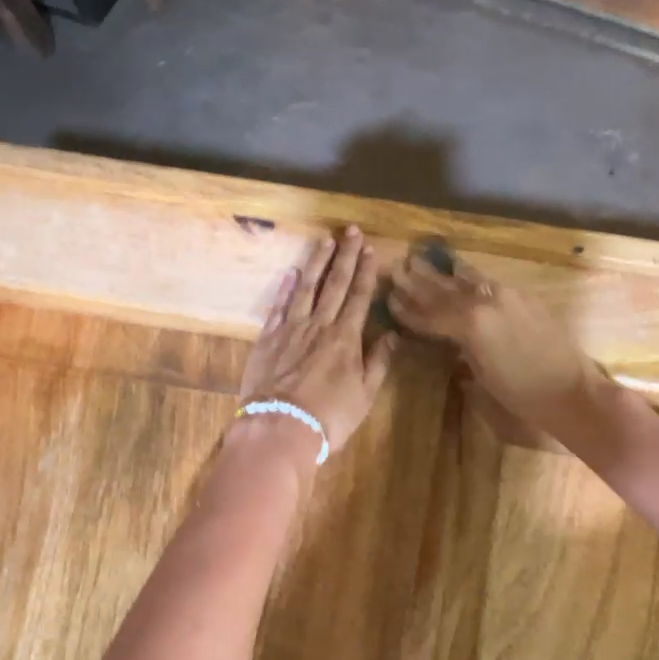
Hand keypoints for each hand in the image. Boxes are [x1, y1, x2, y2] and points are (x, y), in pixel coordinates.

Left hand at [239, 227, 397, 455]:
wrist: (281, 429)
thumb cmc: (330, 417)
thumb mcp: (365, 395)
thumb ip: (378, 362)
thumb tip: (391, 334)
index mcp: (346, 338)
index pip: (359, 296)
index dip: (366, 271)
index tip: (371, 249)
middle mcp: (319, 325)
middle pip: (334, 284)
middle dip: (345, 256)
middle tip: (351, 230)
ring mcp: (290, 329)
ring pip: (306, 288)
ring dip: (317, 263)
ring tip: (325, 241)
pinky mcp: (267, 339)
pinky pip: (278, 307)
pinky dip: (285, 288)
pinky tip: (292, 273)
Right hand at [388, 254, 607, 436]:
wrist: (572, 391)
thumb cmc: (523, 397)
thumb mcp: (483, 378)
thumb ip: (463, 352)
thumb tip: (453, 345)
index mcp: (470, 324)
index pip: (430, 315)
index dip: (408, 309)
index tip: (388, 299)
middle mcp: (485, 302)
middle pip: (444, 290)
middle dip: (418, 282)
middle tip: (395, 268)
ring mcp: (506, 296)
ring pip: (466, 280)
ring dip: (441, 274)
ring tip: (420, 260)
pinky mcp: (523, 298)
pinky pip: (487, 282)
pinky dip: (468, 278)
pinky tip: (461, 272)